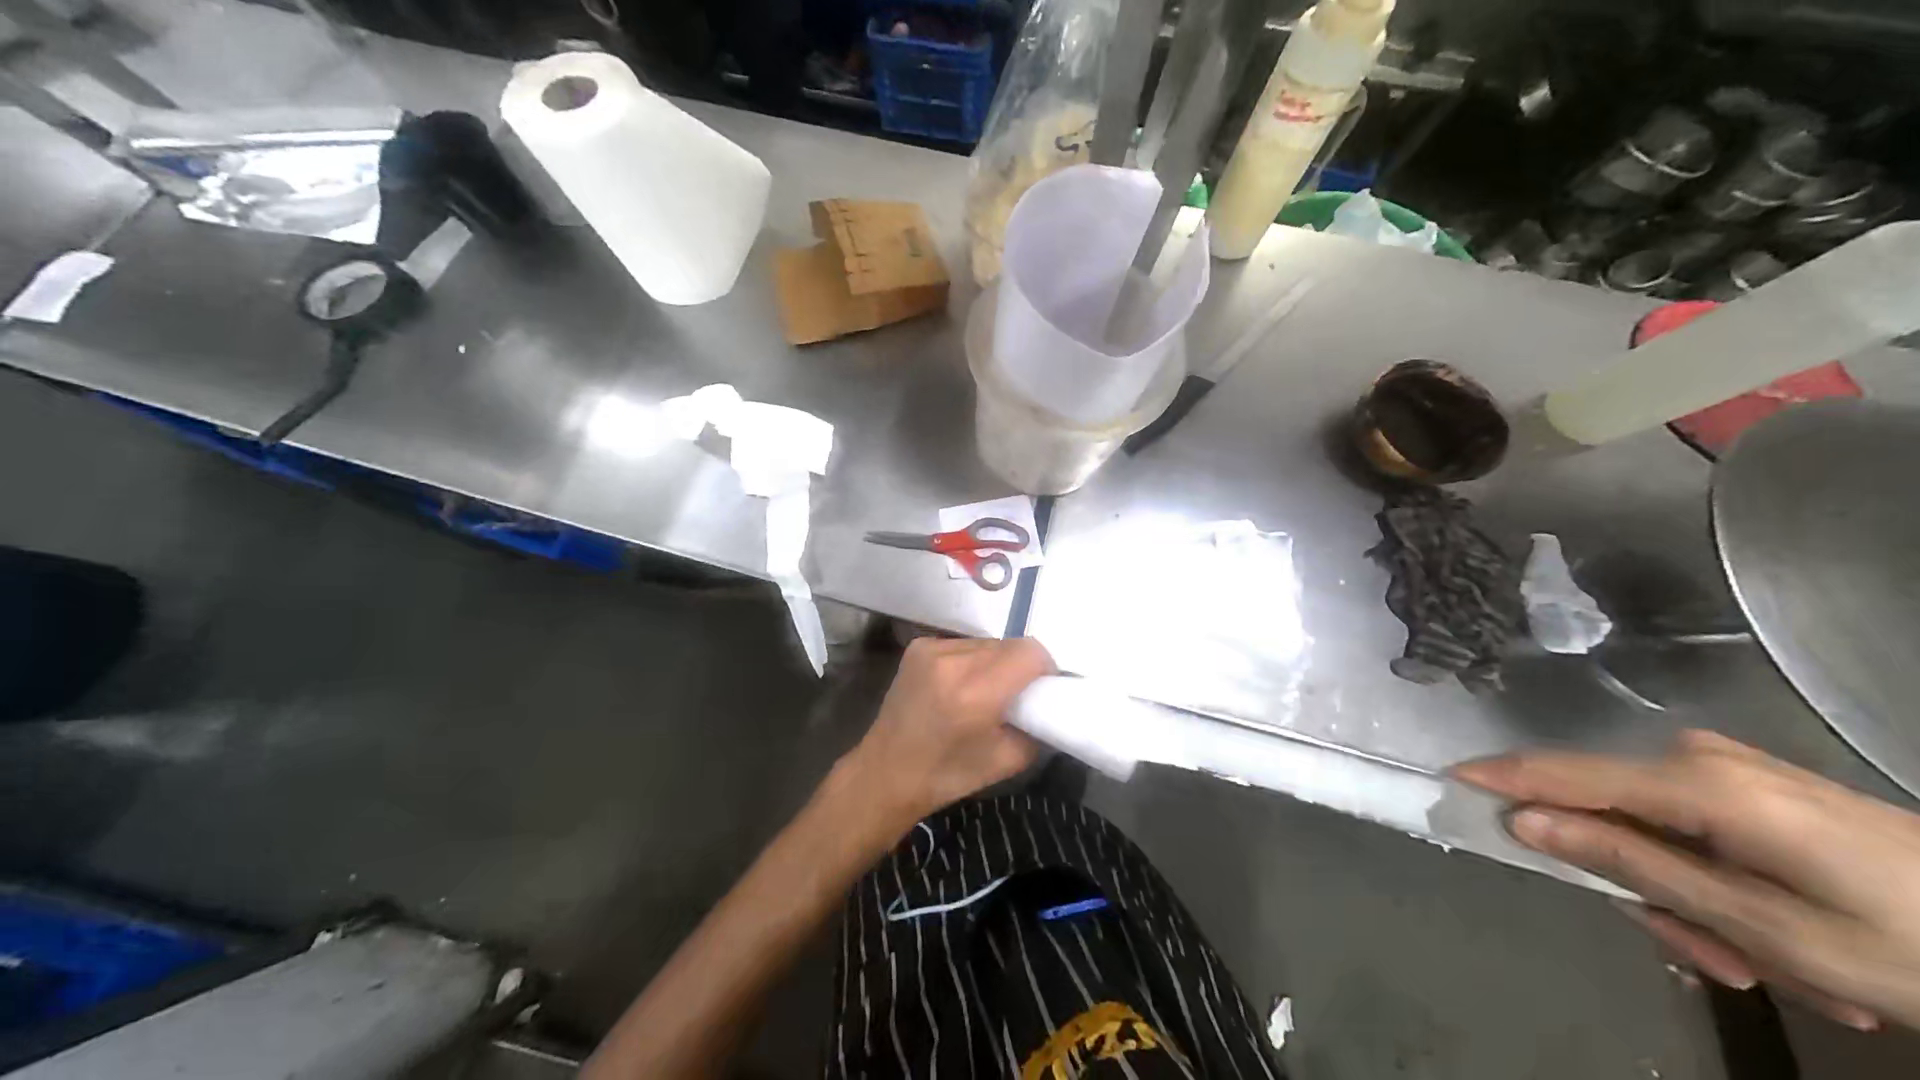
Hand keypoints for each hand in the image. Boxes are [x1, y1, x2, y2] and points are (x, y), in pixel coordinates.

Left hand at [838, 637, 1053, 832]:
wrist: (886, 772)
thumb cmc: (947, 775)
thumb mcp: (1008, 761)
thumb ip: (1036, 727)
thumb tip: (1047, 703)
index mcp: (976, 693)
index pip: (1029, 653)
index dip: (1044, 669)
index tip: (1042, 689)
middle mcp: (952, 662)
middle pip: (1009, 645)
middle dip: (1020, 666)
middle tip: (1017, 695)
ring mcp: (931, 649)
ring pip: (986, 643)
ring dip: (995, 662)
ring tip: (986, 691)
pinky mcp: (918, 646)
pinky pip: (963, 645)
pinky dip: (971, 661)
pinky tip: (961, 685)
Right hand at [1455, 729, 1919, 1031]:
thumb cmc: (1910, 944)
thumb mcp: (1766, 927)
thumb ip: (1631, 864)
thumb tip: (1526, 822)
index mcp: (1703, 786)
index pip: (1567, 773)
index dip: (1502, 778)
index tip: (1443, 780)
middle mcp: (1703, 760)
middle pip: (1611, 815)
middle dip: (1642, 888)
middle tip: (1713, 962)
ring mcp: (1732, 769)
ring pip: (1652, 831)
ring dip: (1688, 899)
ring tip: (1766, 966)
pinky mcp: (1753, 785)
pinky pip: (1689, 828)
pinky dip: (1713, 883)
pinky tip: (1778, 934)